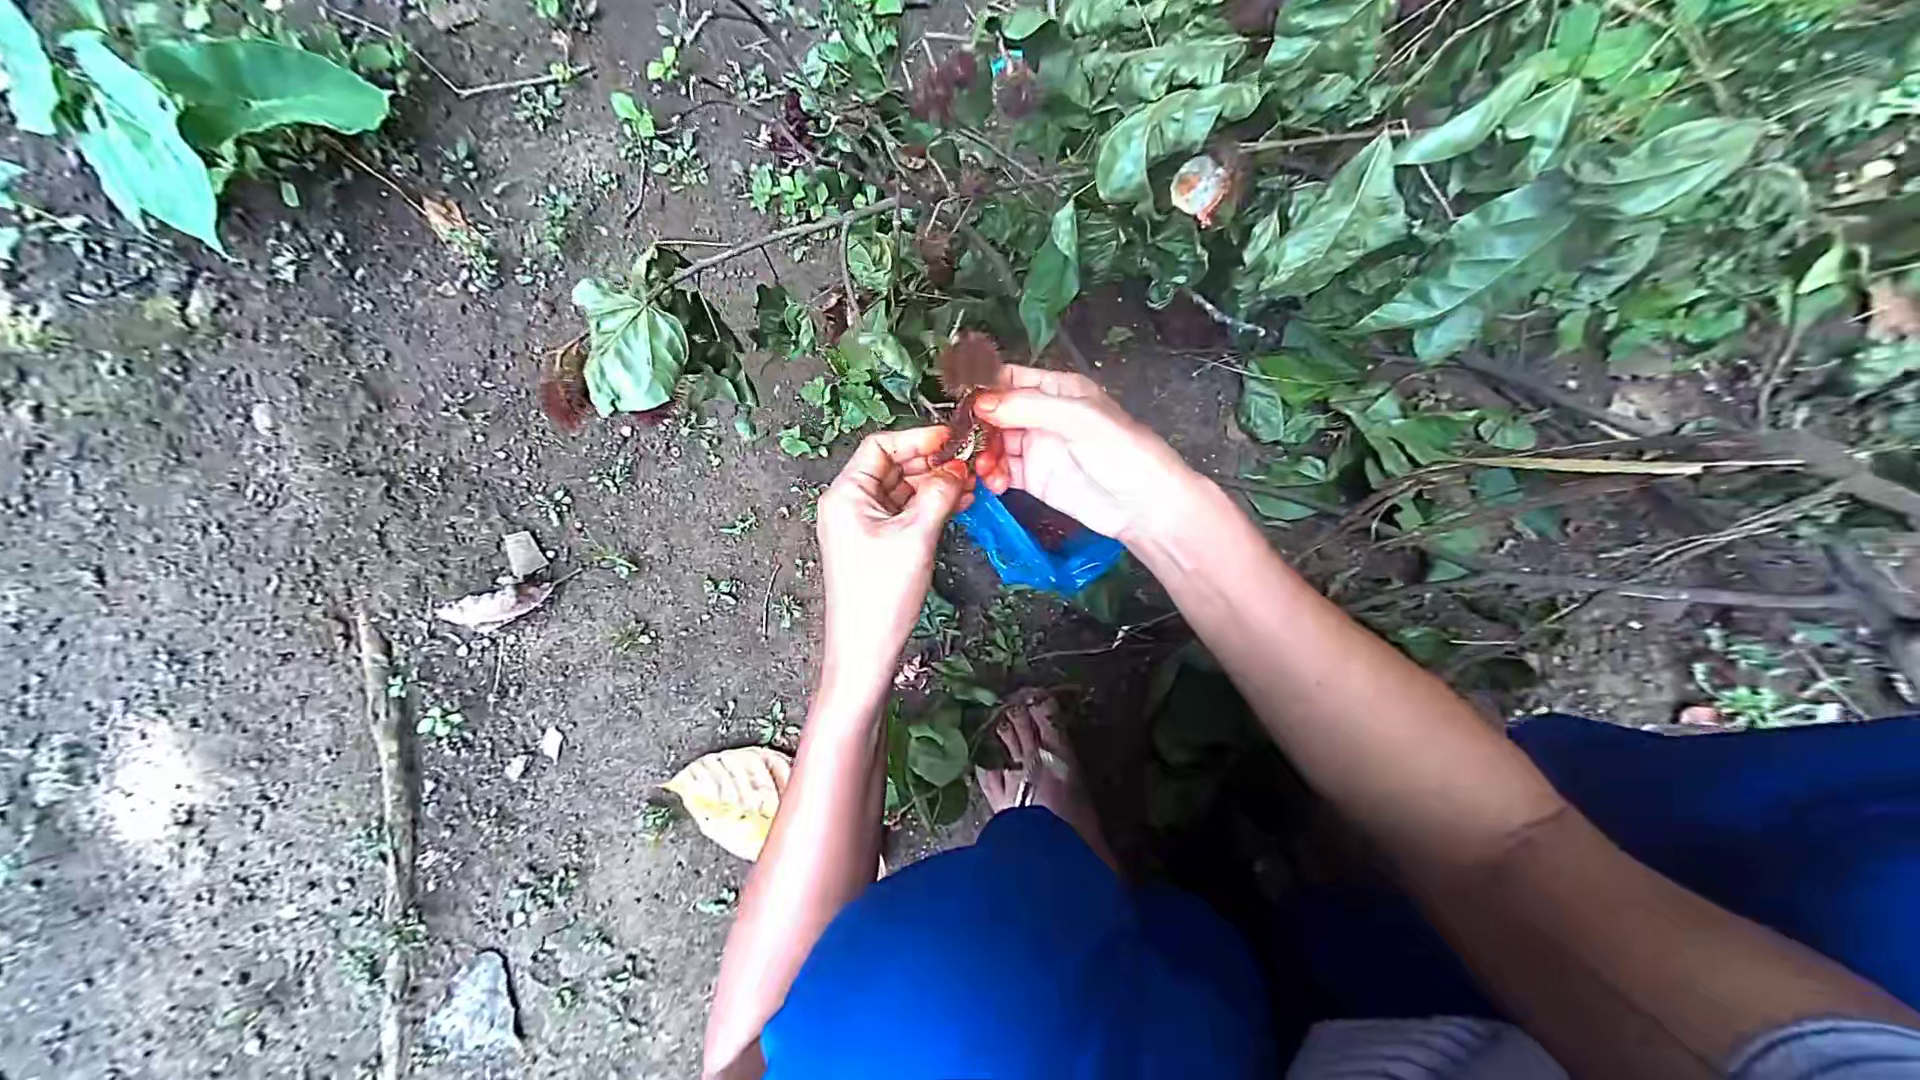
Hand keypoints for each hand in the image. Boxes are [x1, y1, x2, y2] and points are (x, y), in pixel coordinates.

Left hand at [815, 427, 969, 682]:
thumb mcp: (916, 536)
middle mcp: (848, 505)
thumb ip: (939, 494)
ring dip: (934, 485)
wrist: (865, 648)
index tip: (950, 439)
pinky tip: (957, 505)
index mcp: (846, 495)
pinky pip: (903, 512)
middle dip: (931, 463)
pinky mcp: (874, 542)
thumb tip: (956, 468)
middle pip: (893, 466)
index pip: (881, 447)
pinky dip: (928, 506)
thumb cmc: (880, 597)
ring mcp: (861, 524)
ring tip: (969, 486)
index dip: (917, 438)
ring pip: (901, 490)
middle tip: (966, 464)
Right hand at [970, 366, 1201, 544]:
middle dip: (978, 425)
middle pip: (996, 413)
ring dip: (983, 454)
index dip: (985, 386)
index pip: (1011, 379)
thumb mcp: (1078, 418)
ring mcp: (1037, 448)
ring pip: (995, 444)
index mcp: (1057, 390)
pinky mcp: (1033, 478)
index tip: (962, 399)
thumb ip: (1029, 407)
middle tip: (965, 440)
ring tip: (982, 467)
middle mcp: (1043, 416)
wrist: (1142, 505)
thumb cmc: (1123, 452)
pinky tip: (994, 483)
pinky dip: (992, 476)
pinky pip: (1002, 472)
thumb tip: (982, 403)